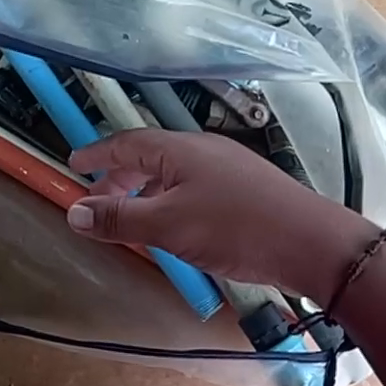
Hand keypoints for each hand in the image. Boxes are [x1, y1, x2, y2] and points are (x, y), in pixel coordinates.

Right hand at [66, 129, 379, 303]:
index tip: (74, 163)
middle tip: (99, 200)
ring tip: (132, 217)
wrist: (312, 243)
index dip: (97, 153)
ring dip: (145, 190)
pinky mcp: (246, 187)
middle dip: (119, 176)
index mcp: (179, 149)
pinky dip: (171, 199)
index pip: (126, 142)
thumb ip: (120, 219)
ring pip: (173, 172)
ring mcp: (228, 166)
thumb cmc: (234, 229)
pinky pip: (194, 185)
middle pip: (149, 155)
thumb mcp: (167, 226)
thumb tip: (74, 212)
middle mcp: (203, 149)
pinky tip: (176, 225)